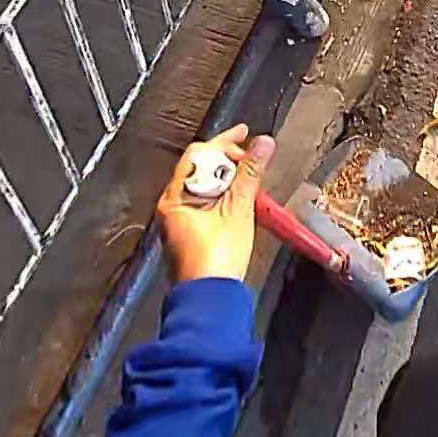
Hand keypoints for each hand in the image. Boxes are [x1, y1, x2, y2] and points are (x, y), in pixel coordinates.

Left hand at [156, 124, 275, 281]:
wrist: (212, 303)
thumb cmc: (217, 260)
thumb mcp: (238, 208)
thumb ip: (250, 172)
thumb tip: (263, 143)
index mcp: (175, 197)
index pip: (198, 155)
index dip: (223, 142)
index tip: (242, 133)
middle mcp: (174, 206)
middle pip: (200, 167)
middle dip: (227, 158)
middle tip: (251, 155)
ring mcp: (183, 220)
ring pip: (206, 184)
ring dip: (229, 175)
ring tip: (250, 173)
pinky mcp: (194, 232)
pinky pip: (208, 201)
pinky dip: (226, 193)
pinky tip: (242, 194)